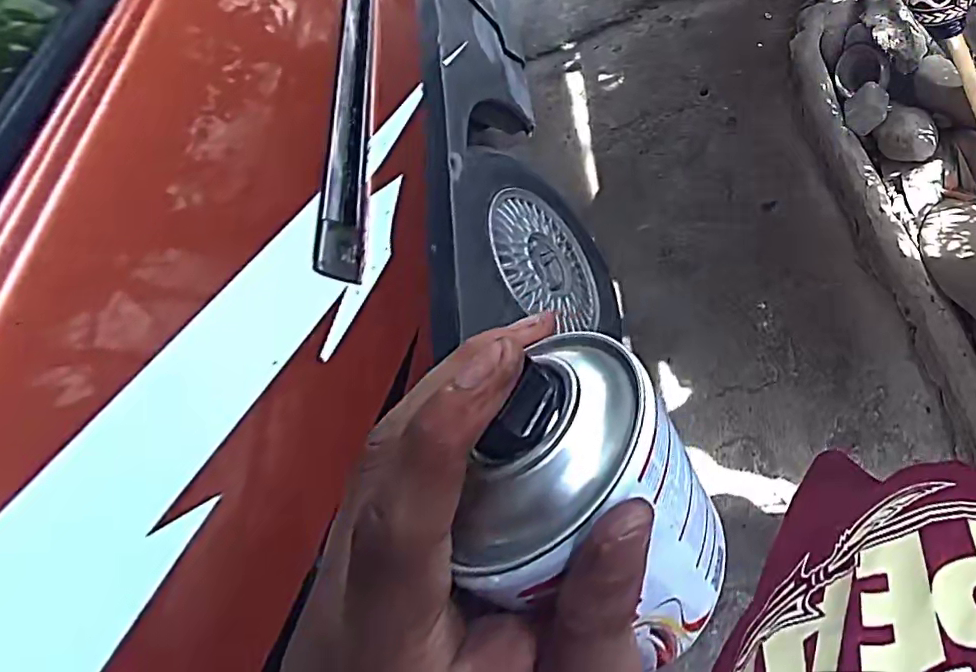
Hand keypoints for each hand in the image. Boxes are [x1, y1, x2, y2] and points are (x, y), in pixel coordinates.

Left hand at [283, 312, 652, 671]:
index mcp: (387, 640)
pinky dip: (449, 412)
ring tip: (520, 350)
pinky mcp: (365, 548)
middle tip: (534, 335)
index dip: (451, 423)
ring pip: (388, 447)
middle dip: (465, 372)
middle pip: (387, 453)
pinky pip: (399, 460)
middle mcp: (348, 597)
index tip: (508, 358)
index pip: (401, 516)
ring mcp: (344, 568)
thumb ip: (597, 615)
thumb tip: (631, 515)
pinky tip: (494, 398)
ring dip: (456, 382)